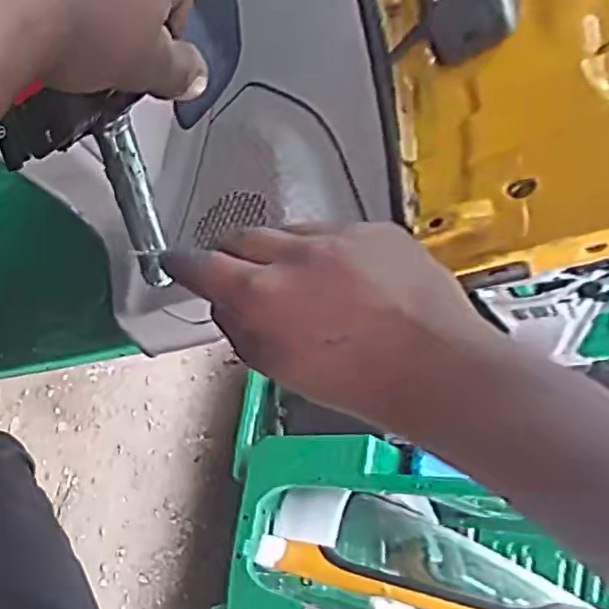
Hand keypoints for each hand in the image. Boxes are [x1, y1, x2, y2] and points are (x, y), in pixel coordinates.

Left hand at [0, 0, 209, 99]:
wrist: (11, 3)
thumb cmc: (78, 18)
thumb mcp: (144, 66)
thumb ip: (176, 71)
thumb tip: (191, 78)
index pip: (179, 6)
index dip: (152, 48)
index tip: (131, 68)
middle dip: (118, 21)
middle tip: (94, 59)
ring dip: (84, 1)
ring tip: (62, 41)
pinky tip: (37, 17)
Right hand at [168, 223, 523, 433]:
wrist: (433, 367)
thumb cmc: (348, 378)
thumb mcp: (270, 363)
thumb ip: (236, 326)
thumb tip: (223, 303)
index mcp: (262, 292)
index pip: (203, 264)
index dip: (182, 264)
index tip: (175, 264)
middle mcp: (297, 254)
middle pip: (241, 236)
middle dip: (231, 255)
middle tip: (236, 275)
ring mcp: (341, 237)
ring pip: (286, 230)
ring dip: (276, 251)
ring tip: (294, 281)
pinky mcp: (378, 230)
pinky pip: (331, 231)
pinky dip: (321, 250)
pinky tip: (336, 279)